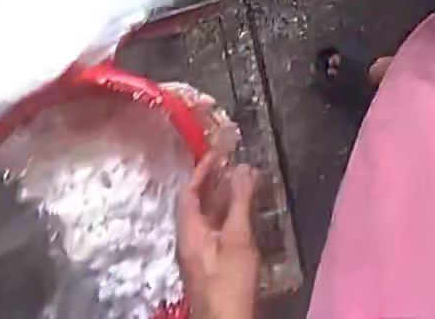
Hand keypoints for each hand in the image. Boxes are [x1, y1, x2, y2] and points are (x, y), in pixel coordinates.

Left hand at [177, 152, 258, 318]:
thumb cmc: (230, 279)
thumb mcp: (237, 236)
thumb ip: (240, 200)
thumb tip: (244, 168)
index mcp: (189, 231)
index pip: (189, 192)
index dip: (202, 170)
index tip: (218, 154)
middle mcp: (190, 240)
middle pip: (199, 203)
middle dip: (216, 182)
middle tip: (233, 163)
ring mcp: (200, 254)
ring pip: (209, 217)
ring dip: (225, 197)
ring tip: (245, 180)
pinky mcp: (211, 264)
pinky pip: (216, 229)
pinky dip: (228, 214)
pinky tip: (245, 210)